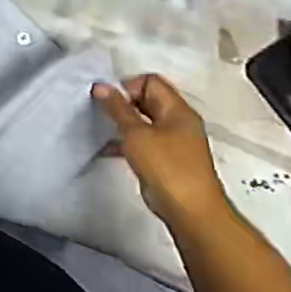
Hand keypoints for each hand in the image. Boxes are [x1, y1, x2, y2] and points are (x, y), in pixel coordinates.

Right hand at [92, 74, 231, 225]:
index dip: (127, 87)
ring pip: (143, 120)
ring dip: (123, 123)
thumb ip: (117, 108)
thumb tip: (101, 86)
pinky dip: (126, 140)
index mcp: (177, 110)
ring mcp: (173, 141)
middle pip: (147, 99)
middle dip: (122, 103)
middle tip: (103, 114)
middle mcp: (178, 122)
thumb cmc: (166, 166)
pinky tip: (109, 149)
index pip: (150, 82)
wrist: (189, 209)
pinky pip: (143, 140)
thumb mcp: (136, 133)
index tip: (109, 101)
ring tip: (104, 130)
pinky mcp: (165, 158)